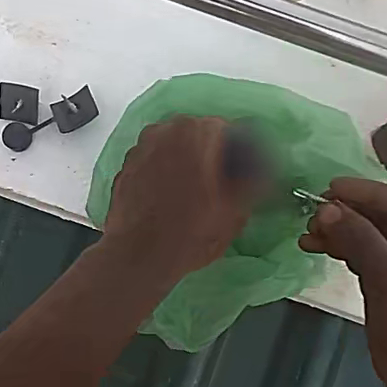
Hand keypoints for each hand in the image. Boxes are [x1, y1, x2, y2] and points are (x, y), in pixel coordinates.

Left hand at [104, 116, 259, 280]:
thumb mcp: (236, 208)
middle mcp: (165, 130)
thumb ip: (253, 179)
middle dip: (212, 155)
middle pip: (199, 135)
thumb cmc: (191, 231)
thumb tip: (261, 169)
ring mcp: (141, 147)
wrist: (140, 256)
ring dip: (186, 162)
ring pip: (173, 147)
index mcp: (198, 132)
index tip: (244, 173)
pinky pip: (154, 163)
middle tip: (221, 185)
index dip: (241, 154)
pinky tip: (170, 198)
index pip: (231, 131)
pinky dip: (164, 173)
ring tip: (195, 193)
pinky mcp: (125, 167)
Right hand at [299, 177, 386, 386]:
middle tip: (312, 213)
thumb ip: (359, 237)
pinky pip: (379, 259)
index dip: (365, 193)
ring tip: (310, 233)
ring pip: (381, 239)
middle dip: (350, 217)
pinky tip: (324, 248)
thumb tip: (328, 209)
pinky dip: (352, 253)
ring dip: (346, 235)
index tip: (328, 187)